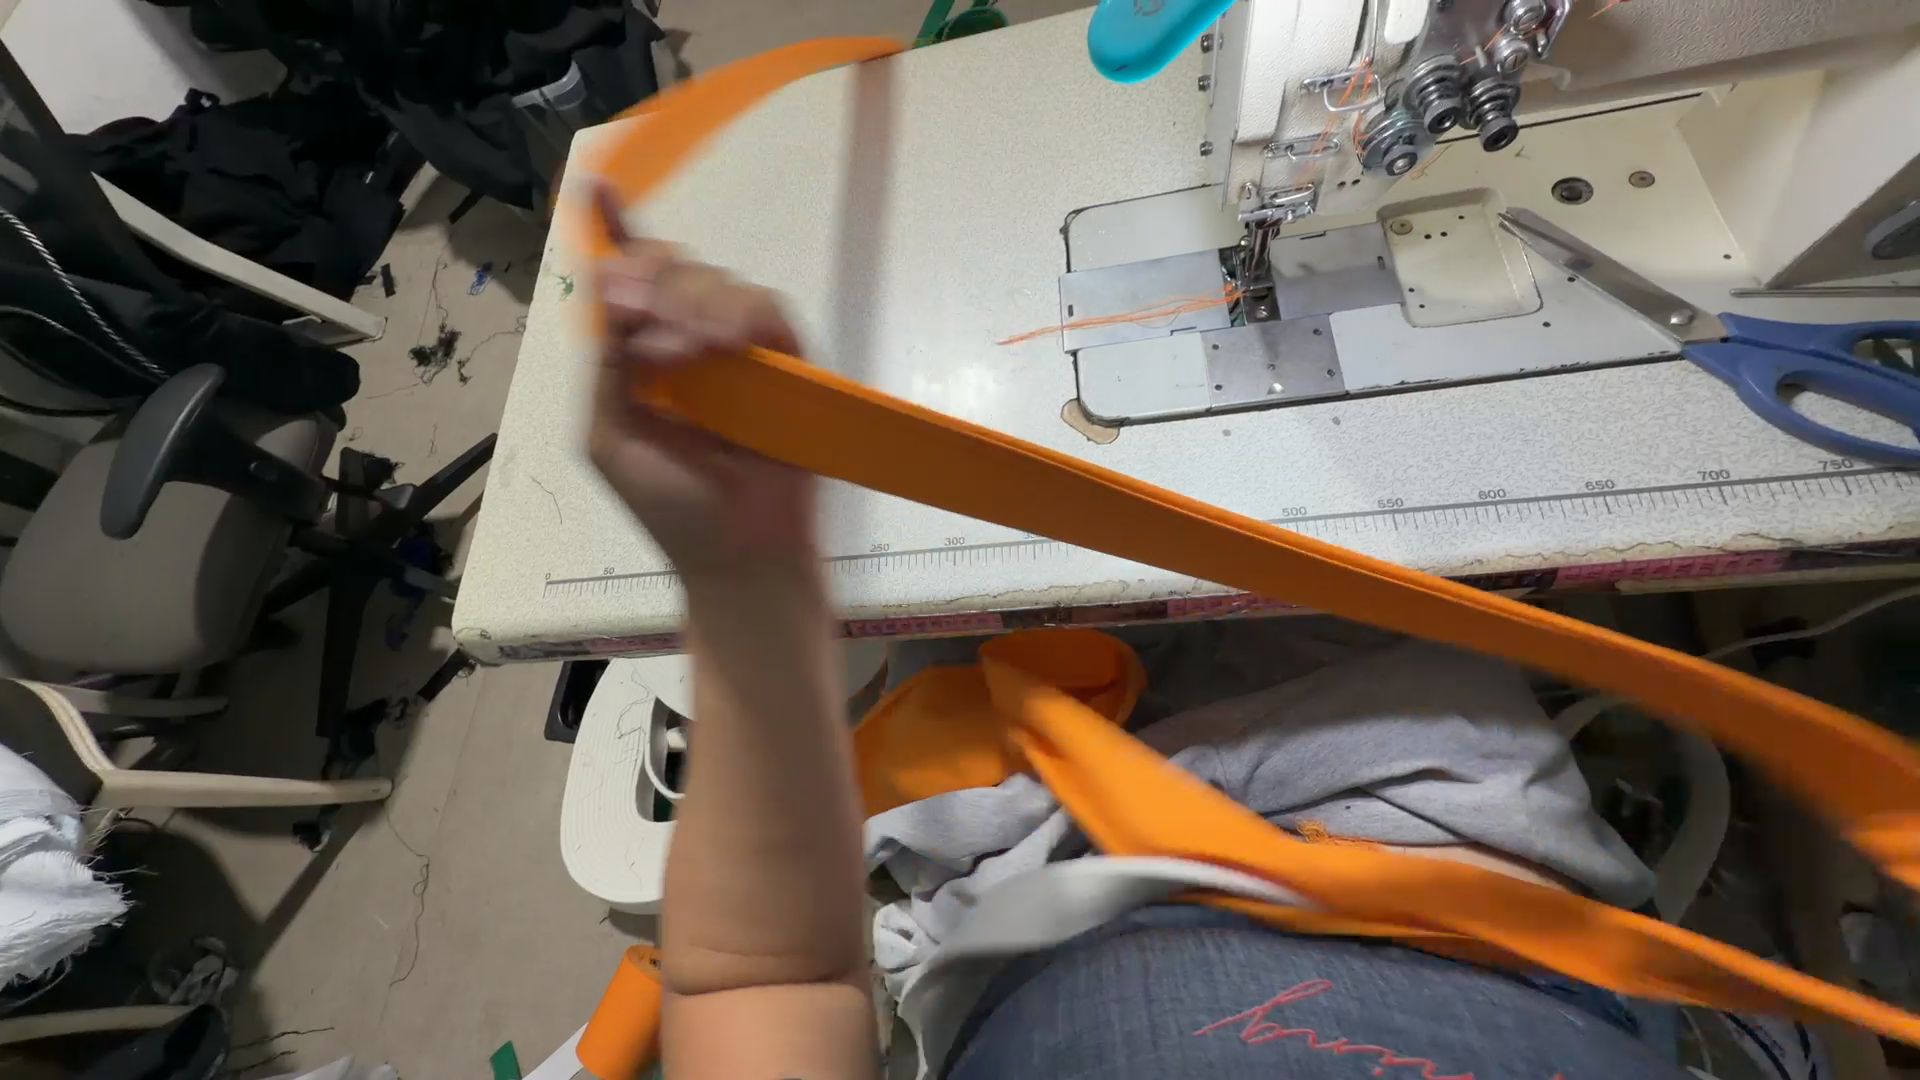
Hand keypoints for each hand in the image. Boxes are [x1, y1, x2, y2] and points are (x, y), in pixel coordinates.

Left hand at [587, 183, 817, 583]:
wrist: (745, 553)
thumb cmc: (674, 509)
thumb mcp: (612, 438)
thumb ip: (608, 367)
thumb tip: (616, 292)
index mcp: (643, 362)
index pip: (629, 287)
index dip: (616, 235)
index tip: (595, 189)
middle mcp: (690, 347)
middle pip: (672, 268)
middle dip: (653, 279)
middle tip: (642, 319)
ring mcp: (741, 355)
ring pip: (719, 284)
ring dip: (694, 304)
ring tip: (689, 355)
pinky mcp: (786, 365)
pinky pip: (768, 313)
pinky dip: (743, 316)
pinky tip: (725, 345)